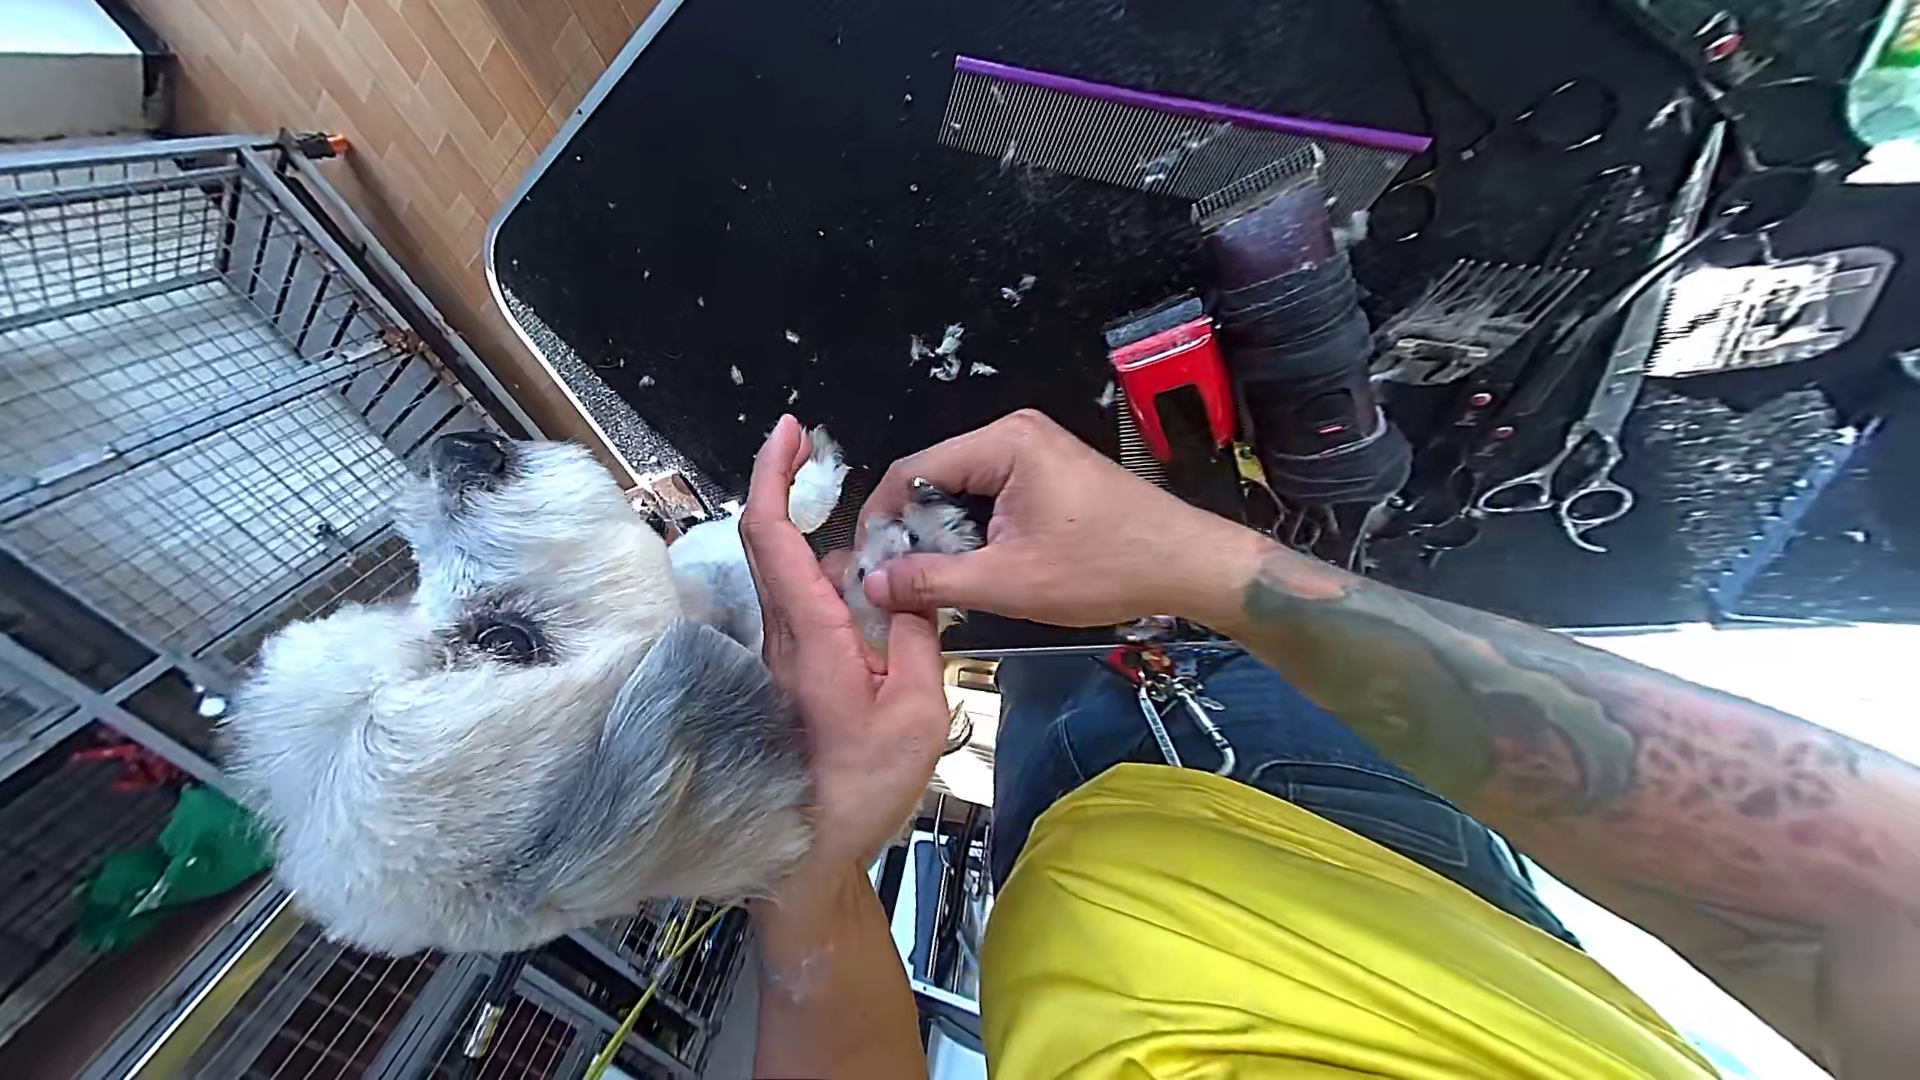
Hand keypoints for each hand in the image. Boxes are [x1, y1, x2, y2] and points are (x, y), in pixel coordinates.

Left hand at [740, 415, 953, 869]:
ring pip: (796, 573)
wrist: (812, 844)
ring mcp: (783, 649)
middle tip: (828, 463)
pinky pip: (808, 603)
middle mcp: (784, 633)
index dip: (775, 477)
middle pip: (774, 542)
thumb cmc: (862, 784)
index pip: (773, 537)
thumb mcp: (918, 709)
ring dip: (828, 545)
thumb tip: (910, 587)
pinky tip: (877, 603)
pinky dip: (834, 581)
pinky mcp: (792, 665)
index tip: (790, 433)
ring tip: (879, 556)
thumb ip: (917, 636)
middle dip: (791, 488)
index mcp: (811, 636)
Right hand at [858, 410, 1268, 628]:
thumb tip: (874, 582)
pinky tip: (977, 562)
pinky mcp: (1045, 471)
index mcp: (1002, 443)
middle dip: (915, 530)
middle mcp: (1013, 434)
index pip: (912, 471)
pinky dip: (974, 529)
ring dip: (945, 534)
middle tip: (904, 580)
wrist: (1184, 565)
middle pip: (934, 478)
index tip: (871, 563)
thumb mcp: (1008, 581)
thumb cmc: (1104, 568)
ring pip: (960, 490)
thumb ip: (932, 581)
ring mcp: (1032, 450)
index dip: (883, 518)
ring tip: (940, 578)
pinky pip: (988, 495)